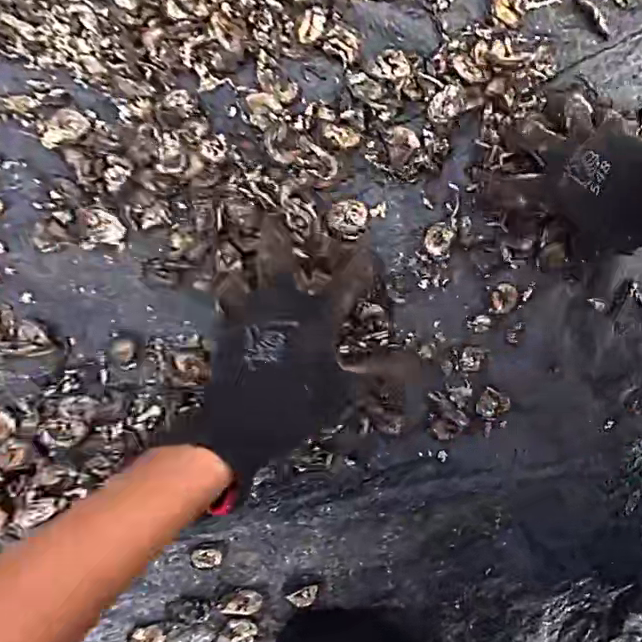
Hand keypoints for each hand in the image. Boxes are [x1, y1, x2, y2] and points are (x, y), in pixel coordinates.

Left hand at [191, 227, 365, 482]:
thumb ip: (376, 371)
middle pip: (281, 261)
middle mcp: (283, 305)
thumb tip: (415, 364)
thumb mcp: (342, 390)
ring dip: (247, 261)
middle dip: (280, 238)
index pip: (346, 283)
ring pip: (246, 275)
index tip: (368, 247)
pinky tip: (227, 281)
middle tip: (275, 216)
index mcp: (317, 317)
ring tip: (243, 245)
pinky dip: (229, 287)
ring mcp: (251, 313)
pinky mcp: (227, 327)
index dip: (360, 265)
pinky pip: (227, 299)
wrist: (238, 424)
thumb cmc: (297, 405)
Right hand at [494, 89, 641, 253]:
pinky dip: (601, 116)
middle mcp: (565, 158)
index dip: (494, 188)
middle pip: (530, 136)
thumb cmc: (628, 224)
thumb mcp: (597, 240)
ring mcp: (590, 139)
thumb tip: (570, 253)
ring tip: (555, 103)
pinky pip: (604, 115)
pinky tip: (602, 115)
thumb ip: (578, 239)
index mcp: (554, 189)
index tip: (480, 185)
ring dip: (560, 107)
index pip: (514, 189)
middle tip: (510, 129)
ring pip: (567, 111)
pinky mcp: (616, 130)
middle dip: (516, 131)